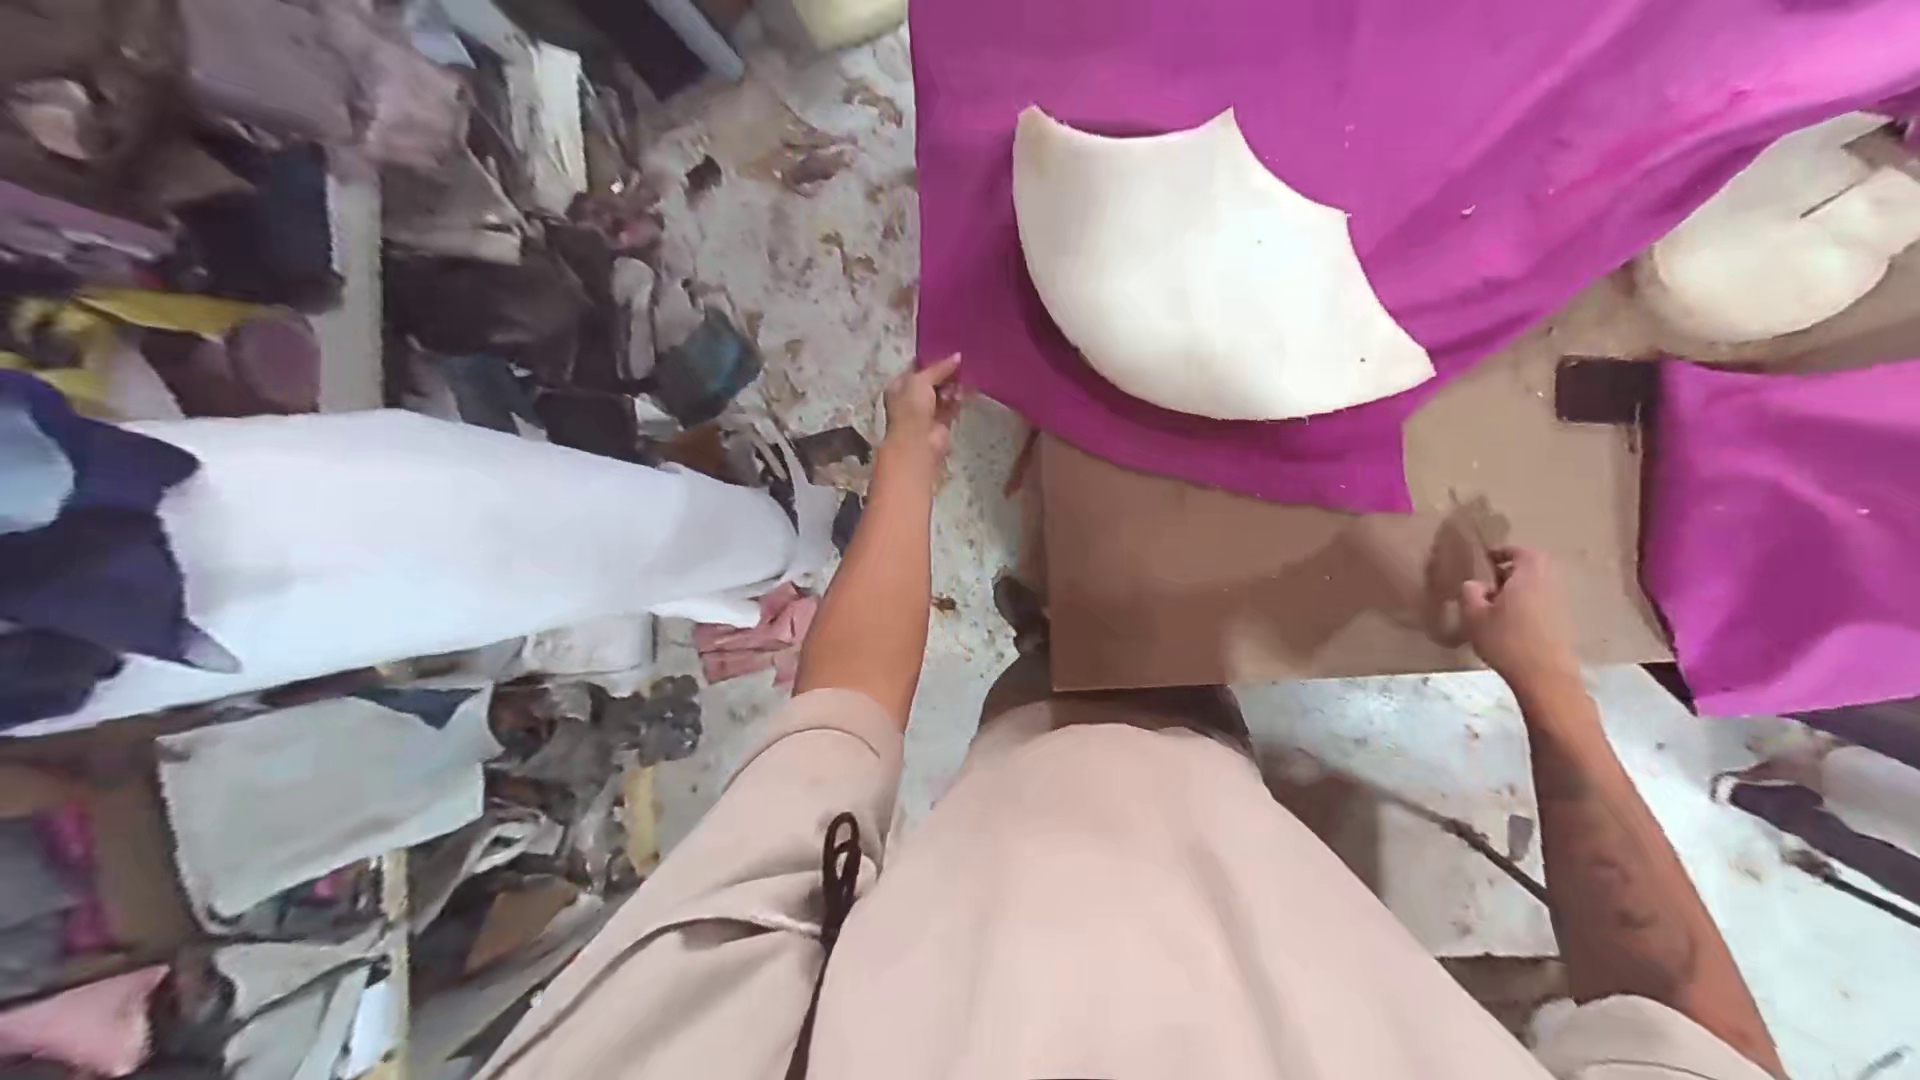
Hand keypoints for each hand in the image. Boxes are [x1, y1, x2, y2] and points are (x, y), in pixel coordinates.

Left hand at [882, 353, 965, 463]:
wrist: (918, 442)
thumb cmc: (911, 408)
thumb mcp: (921, 380)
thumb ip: (939, 368)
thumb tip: (957, 356)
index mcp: (900, 386)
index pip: (917, 369)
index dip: (932, 361)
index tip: (949, 353)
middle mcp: (912, 398)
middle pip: (933, 380)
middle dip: (946, 374)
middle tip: (959, 366)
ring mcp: (927, 410)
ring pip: (944, 392)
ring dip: (953, 387)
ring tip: (959, 384)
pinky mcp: (942, 421)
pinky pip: (952, 405)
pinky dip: (958, 399)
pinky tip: (962, 394)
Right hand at [1461, 546, 1580, 693]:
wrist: (1544, 676)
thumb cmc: (1505, 641)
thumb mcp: (1474, 616)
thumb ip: (1470, 594)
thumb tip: (1474, 584)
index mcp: (1528, 580)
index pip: (1525, 553)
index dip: (1506, 551)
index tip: (1487, 558)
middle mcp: (1548, 588)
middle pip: (1535, 568)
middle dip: (1512, 569)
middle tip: (1489, 579)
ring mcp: (1558, 606)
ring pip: (1538, 585)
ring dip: (1518, 586)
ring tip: (1494, 601)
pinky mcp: (1560, 623)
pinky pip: (1541, 601)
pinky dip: (1525, 602)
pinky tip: (1507, 620)